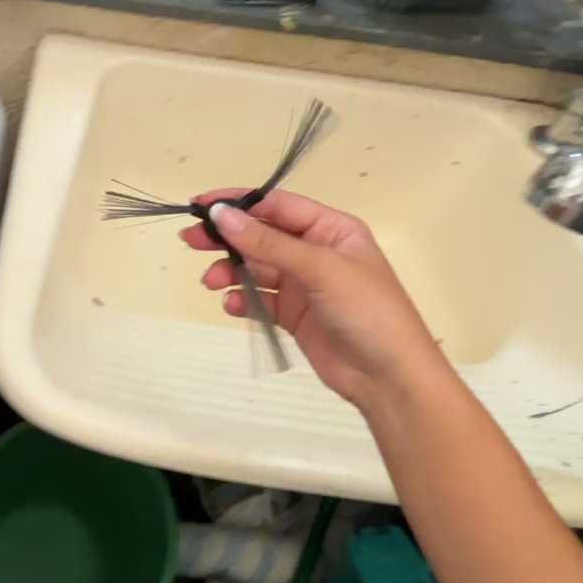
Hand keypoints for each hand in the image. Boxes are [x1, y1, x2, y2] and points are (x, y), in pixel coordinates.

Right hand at [180, 189, 448, 409]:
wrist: (391, 380)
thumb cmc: (367, 312)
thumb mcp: (320, 269)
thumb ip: (268, 242)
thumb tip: (221, 215)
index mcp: (331, 229)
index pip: (276, 205)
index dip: (238, 203)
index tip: (200, 206)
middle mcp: (315, 251)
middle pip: (261, 235)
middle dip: (226, 237)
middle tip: (190, 241)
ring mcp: (304, 284)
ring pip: (256, 267)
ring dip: (230, 270)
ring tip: (211, 281)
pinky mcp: (294, 314)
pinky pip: (259, 298)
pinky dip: (242, 299)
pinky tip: (230, 304)